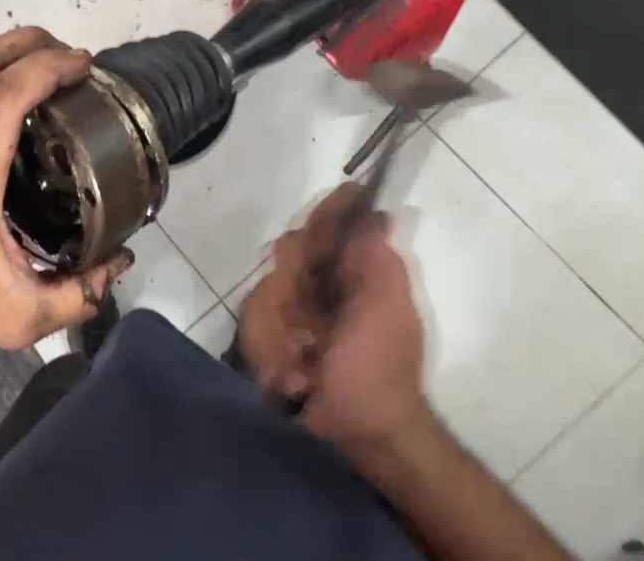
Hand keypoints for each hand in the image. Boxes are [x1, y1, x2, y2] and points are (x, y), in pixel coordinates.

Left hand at [0, 27, 134, 366]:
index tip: (81, 64)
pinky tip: (5, 88)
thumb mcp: (18, 318)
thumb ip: (78, 295)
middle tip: (67, 52)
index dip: (46, 68)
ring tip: (42, 62)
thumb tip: (120, 259)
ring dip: (3, 53)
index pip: (3, 96)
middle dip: (28, 43)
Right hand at [239, 183, 429, 459]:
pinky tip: (290, 379)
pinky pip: (252, 323)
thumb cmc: (381, 369)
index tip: (317, 249)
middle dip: (292, 295)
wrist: (358, 431)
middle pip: (287, 251)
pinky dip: (269, 354)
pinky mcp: (271, 332)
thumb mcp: (391, 310)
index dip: (322, 219)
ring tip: (302, 371)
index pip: (329, 219)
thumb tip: (376, 212)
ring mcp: (294, 306)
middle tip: (309, 334)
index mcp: (355, 267)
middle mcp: (321, 278)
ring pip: (265, 289)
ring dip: (281, 336)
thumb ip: (379, 260)